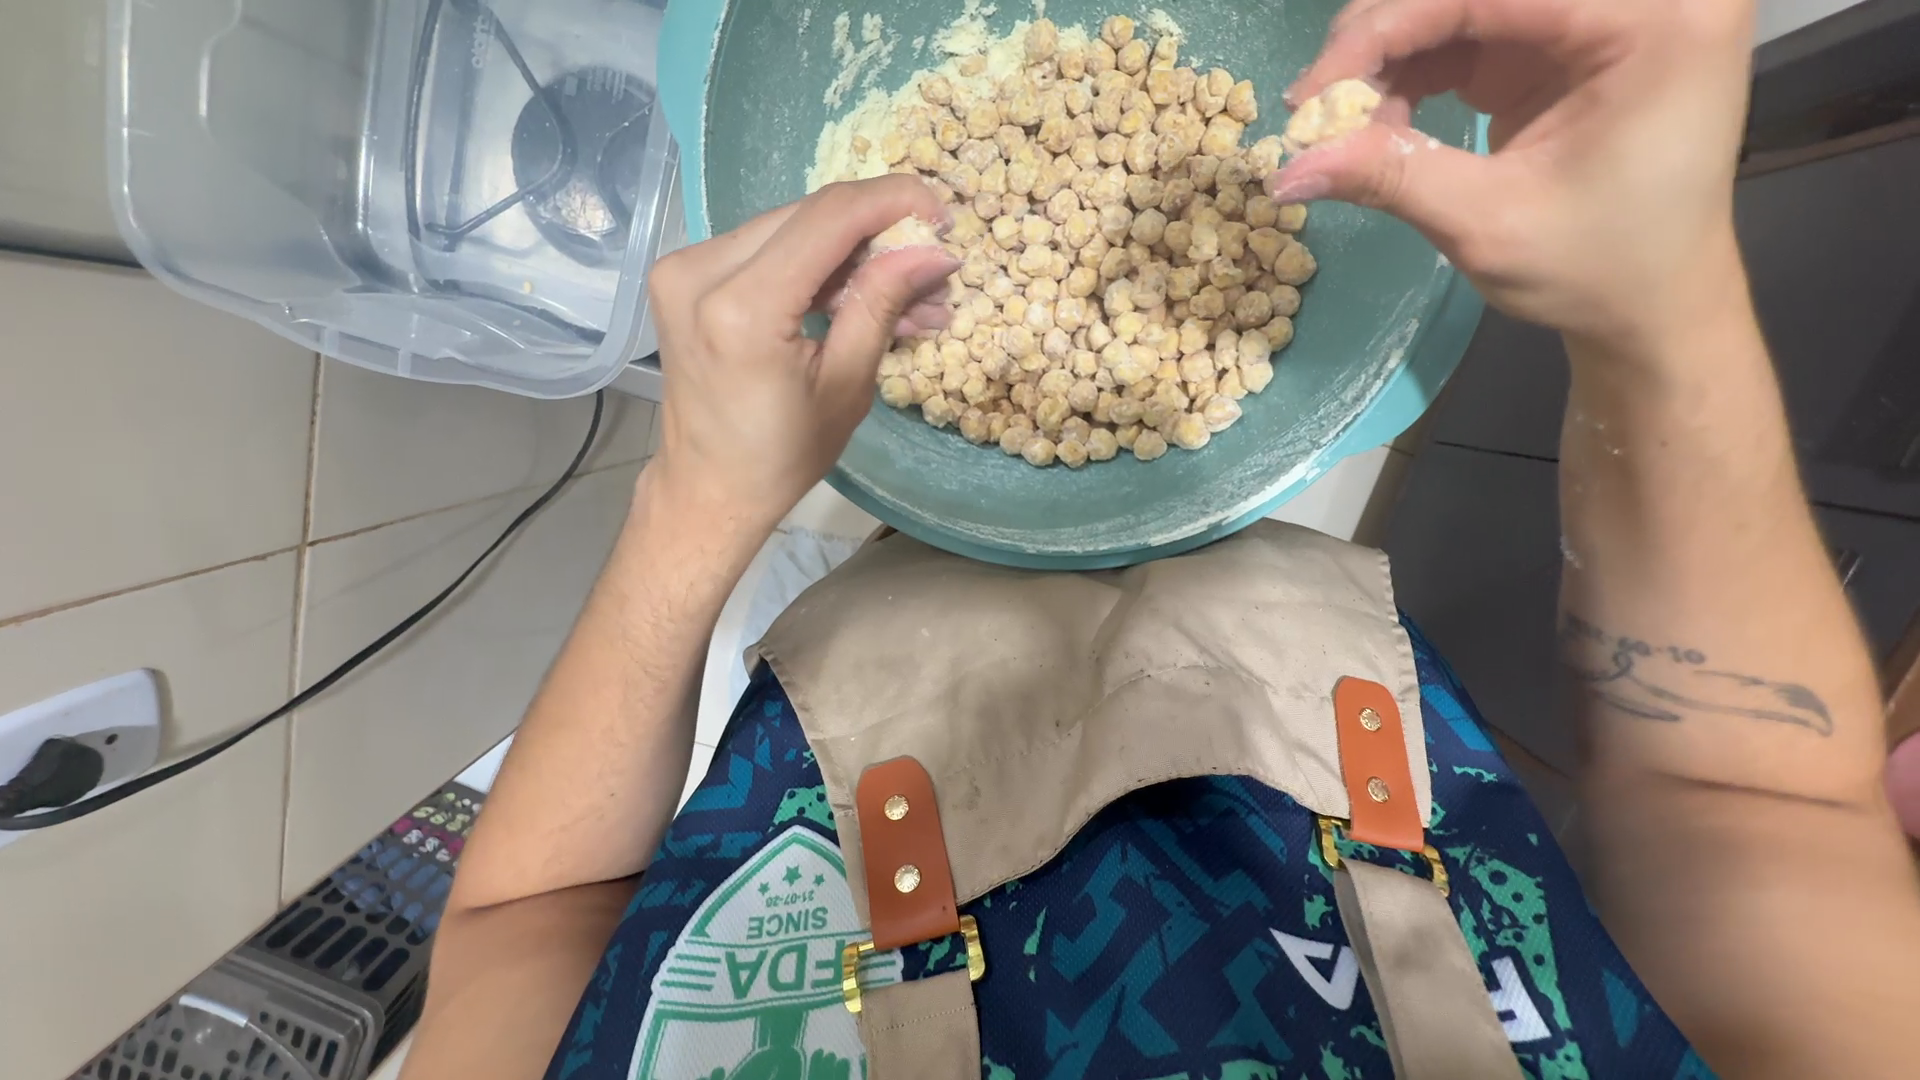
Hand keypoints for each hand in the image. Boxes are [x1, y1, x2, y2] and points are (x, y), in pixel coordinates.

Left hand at [647, 176, 960, 530]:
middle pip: (808, 218)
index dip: (892, 203)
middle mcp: (699, 271)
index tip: (941, 215)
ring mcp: (684, 269)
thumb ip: (882, 303)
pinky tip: (857, 297)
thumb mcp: (847, 385)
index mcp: (741, 308)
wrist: (709, 488)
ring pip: (789, 230)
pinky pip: (764, 251)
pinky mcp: (684, 277)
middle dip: (877, 236)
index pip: (828, 219)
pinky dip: (814, 269)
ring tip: (906, 298)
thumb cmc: (782, 456)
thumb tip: (933, 249)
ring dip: (850, 257)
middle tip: (930, 271)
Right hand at [1268, 0, 1755, 349]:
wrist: (1647, 294)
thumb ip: (1391, 179)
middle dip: (1383, 33)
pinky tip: (1379, 123)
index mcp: (1651, 17)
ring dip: (1387, 54)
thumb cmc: (1591, 265)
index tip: (1308, 96)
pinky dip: (1408, 73)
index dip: (1387, 28)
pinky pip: (1464, 31)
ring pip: (1459, 2)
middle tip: (1316, 107)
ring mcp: (1594, 11)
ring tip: (1344, 124)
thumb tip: (1288, 171)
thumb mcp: (1485, 224)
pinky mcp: (1557, 38)